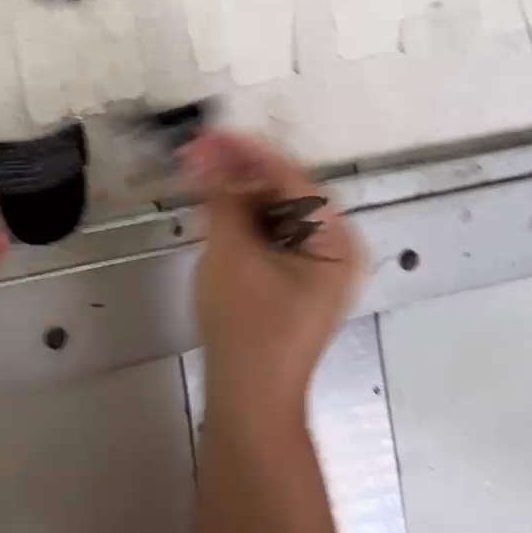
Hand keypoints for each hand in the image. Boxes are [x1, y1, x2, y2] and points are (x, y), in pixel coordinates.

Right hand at [182, 131, 363, 421]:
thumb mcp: (230, 252)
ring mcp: (314, 266)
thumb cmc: (248, 324)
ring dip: (236, 191)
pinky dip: (239, 217)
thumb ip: (219, 196)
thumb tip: (201, 151)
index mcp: (336, 241)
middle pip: (285, 191)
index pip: (292, 178)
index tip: (206, 136)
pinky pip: (268, 233)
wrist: (249, 396)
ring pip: (274, 211)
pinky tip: (210, 208)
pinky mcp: (291, 279)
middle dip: (239, 170)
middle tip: (195, 154)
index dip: (247, 152)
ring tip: (197, 176)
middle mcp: (335, 248)